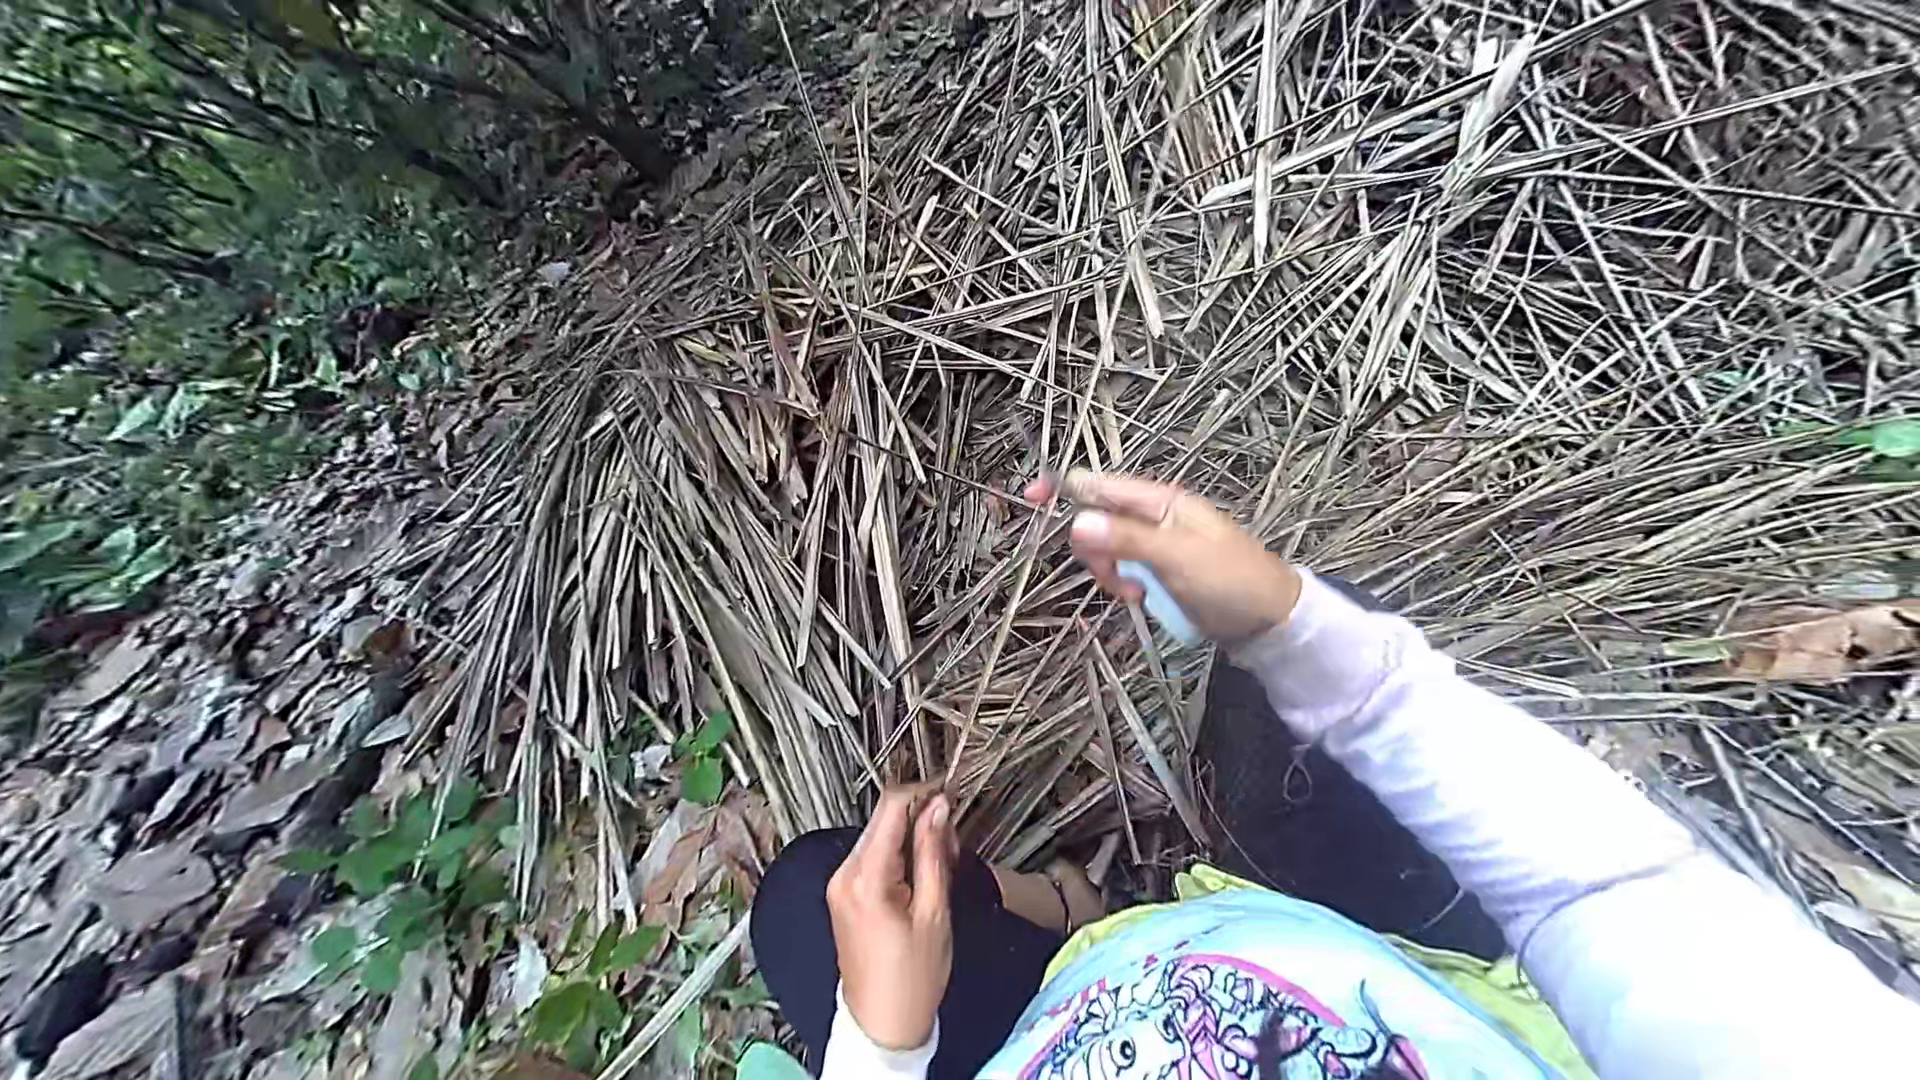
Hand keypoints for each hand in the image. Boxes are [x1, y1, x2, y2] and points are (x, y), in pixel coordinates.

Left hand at [826, 783, 955, 1050]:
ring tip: (939, 864)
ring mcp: (841, 882)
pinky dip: (899, 852)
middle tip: (950, 841)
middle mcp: (845, 873)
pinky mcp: (844, 890)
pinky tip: (920, 873)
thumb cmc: (911, 978)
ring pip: (880, 832)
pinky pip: (873, 853)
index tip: (947, 793)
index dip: (923, 792)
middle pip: (885, 817)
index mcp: (866, 877)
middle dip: (920, 817)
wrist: (882, 1025)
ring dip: (912, 835)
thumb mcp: (933, 911)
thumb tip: (938, 807)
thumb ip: (933, 852)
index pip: (891, 806)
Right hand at [1026, 469, 1302, 644]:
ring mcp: (1153, 544)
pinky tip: (1140, 598)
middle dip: (1095, 548)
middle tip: (1115, 576)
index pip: (1101, 484)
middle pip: (1096, 520)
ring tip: (1135, 593)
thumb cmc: (1231, 581)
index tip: (1032, 498)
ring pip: (1105, 548)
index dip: (1064, 488)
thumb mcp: (1178, 558)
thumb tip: (1076, 523)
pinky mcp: (1155, 569)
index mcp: (1159, 501)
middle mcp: (1152, 516)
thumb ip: (1127, 539)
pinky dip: (1122, 584)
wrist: (1270, 623)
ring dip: (1109, 571)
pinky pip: (1121, 569)